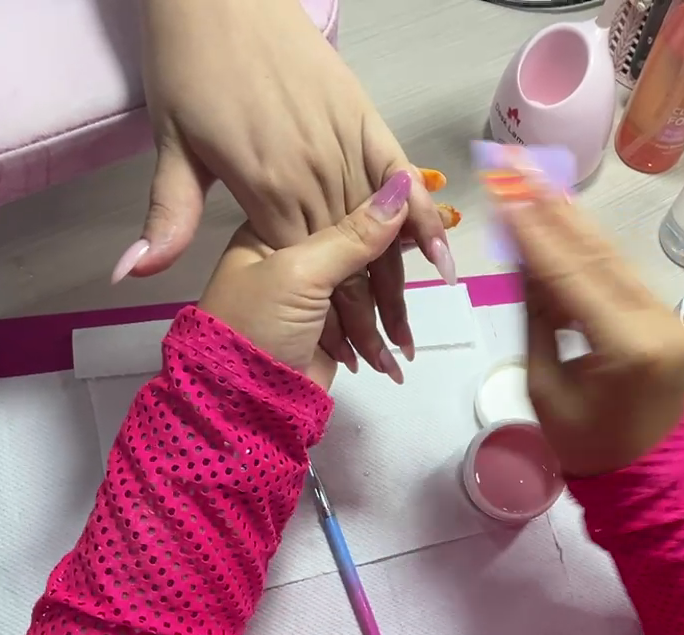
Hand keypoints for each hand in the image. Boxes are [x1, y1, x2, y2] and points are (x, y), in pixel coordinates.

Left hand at [122, 0, 453, 380]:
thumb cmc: (184, 67)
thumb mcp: (167, 149)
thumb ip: (167, 220)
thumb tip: (134, 275)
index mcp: (263, 192)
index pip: (307, 270)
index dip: (329, 316)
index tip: (350, 357)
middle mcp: (308, 176)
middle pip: (348, 259)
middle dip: (372, 315)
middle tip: (394, 356)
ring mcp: (340, 147)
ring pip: (377, 230)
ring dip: (398, 284)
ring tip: (412, 328)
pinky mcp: (364, 119)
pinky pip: (400, 176)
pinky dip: (423, 213)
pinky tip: (439, 251)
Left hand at [197, 171, 413, 390]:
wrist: (243, 397)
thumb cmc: (259, 323)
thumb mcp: (302, 272)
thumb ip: (354, 235)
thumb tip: (404, 187)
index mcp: (276, 228)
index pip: (339, 206)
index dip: (383, 211)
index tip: (426, 213)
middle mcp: (293, 258)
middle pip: (358, 251)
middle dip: (395, 265)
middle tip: (440, 256)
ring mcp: (310, 299)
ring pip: (366, 292)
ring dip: (391, 313)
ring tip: (419, 304)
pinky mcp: (325, 333)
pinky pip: (363, 326)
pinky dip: (381, 340)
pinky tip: (400, 346)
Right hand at [503, 185, 683, 475]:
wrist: (643, 477)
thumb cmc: (584, 446)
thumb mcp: (545, 386)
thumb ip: (537, 317)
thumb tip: (522, 255)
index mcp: (627, 348)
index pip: (572, 275)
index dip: (533, 231)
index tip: (502, 190)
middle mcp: (658, 323)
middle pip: (597, 254)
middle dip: (552, 209)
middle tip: (516, 165)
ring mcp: (670, 319)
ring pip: (613, 259)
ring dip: (572, 222)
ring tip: (535, 179)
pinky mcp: (670, 320)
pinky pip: (624, 277)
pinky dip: (592, 251)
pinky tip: (566, 221)